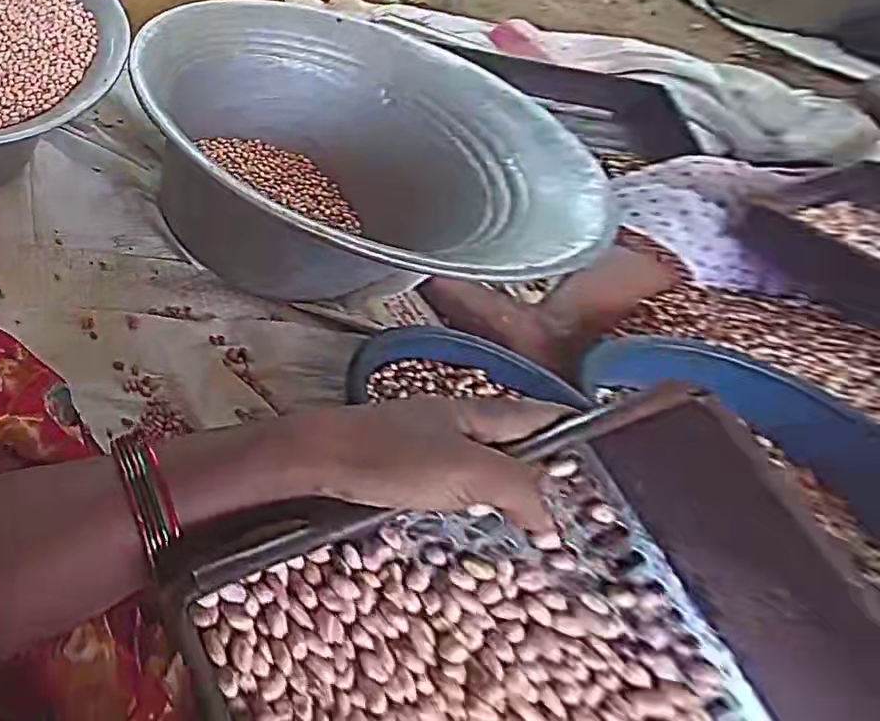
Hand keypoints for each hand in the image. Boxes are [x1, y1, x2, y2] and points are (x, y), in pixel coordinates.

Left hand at [280, 397, 567, 529]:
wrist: (314, 457)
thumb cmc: (387, 454)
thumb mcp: (468, 470)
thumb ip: (521, 488)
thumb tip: (550, 521)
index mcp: (469, 411)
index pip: (538, 414)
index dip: (578, 429)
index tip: (622, 455)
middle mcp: (447, 421)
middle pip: (513, 442)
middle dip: (550, 472)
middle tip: (592, 512)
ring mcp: (421, 442)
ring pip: (483, 465)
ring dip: (512, 491)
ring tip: (545, 525)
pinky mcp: (400, 465)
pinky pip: (453, 481)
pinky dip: (475, 500)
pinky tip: (482, 520)